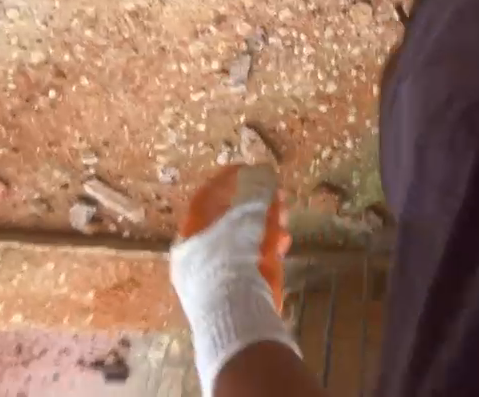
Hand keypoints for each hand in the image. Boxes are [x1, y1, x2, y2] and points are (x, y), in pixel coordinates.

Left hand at [170, 164, 296, 394]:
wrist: (237, 311)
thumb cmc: (232, 259)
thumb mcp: (244, 219)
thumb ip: (254, 194)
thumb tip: (263, 171)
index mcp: (191, 236)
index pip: (204, 199)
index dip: (225, 180)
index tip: (247, 166)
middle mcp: (200, 253)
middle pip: (229, 216)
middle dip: (256, 201)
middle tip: (277, 190)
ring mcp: (219, 270)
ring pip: (245, 235)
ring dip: (268, 221)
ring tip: (286, 213)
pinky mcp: (238, 283)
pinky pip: (254, 256)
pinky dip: (269, 245)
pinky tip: (284, 241)